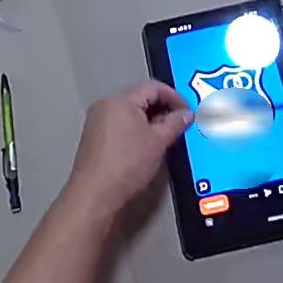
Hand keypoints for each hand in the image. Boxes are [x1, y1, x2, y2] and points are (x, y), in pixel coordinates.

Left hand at [62, 81, 191, 216]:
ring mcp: (97, 120)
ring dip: (151, 119)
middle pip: (140, 97)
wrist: (95, 195)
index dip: (174, 97)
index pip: (152, 87)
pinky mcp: (95, 136)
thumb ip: (175, 123)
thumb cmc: (126, 165)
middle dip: (163, 108)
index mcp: (120, 100)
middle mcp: (106, 105)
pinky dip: (137, 128)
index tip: (188, 111)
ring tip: (166, 135)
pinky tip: (148, 144)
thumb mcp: (158, 142)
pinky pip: (121, 123)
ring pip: (131, 111)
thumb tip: (186, 114)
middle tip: (180, 122)